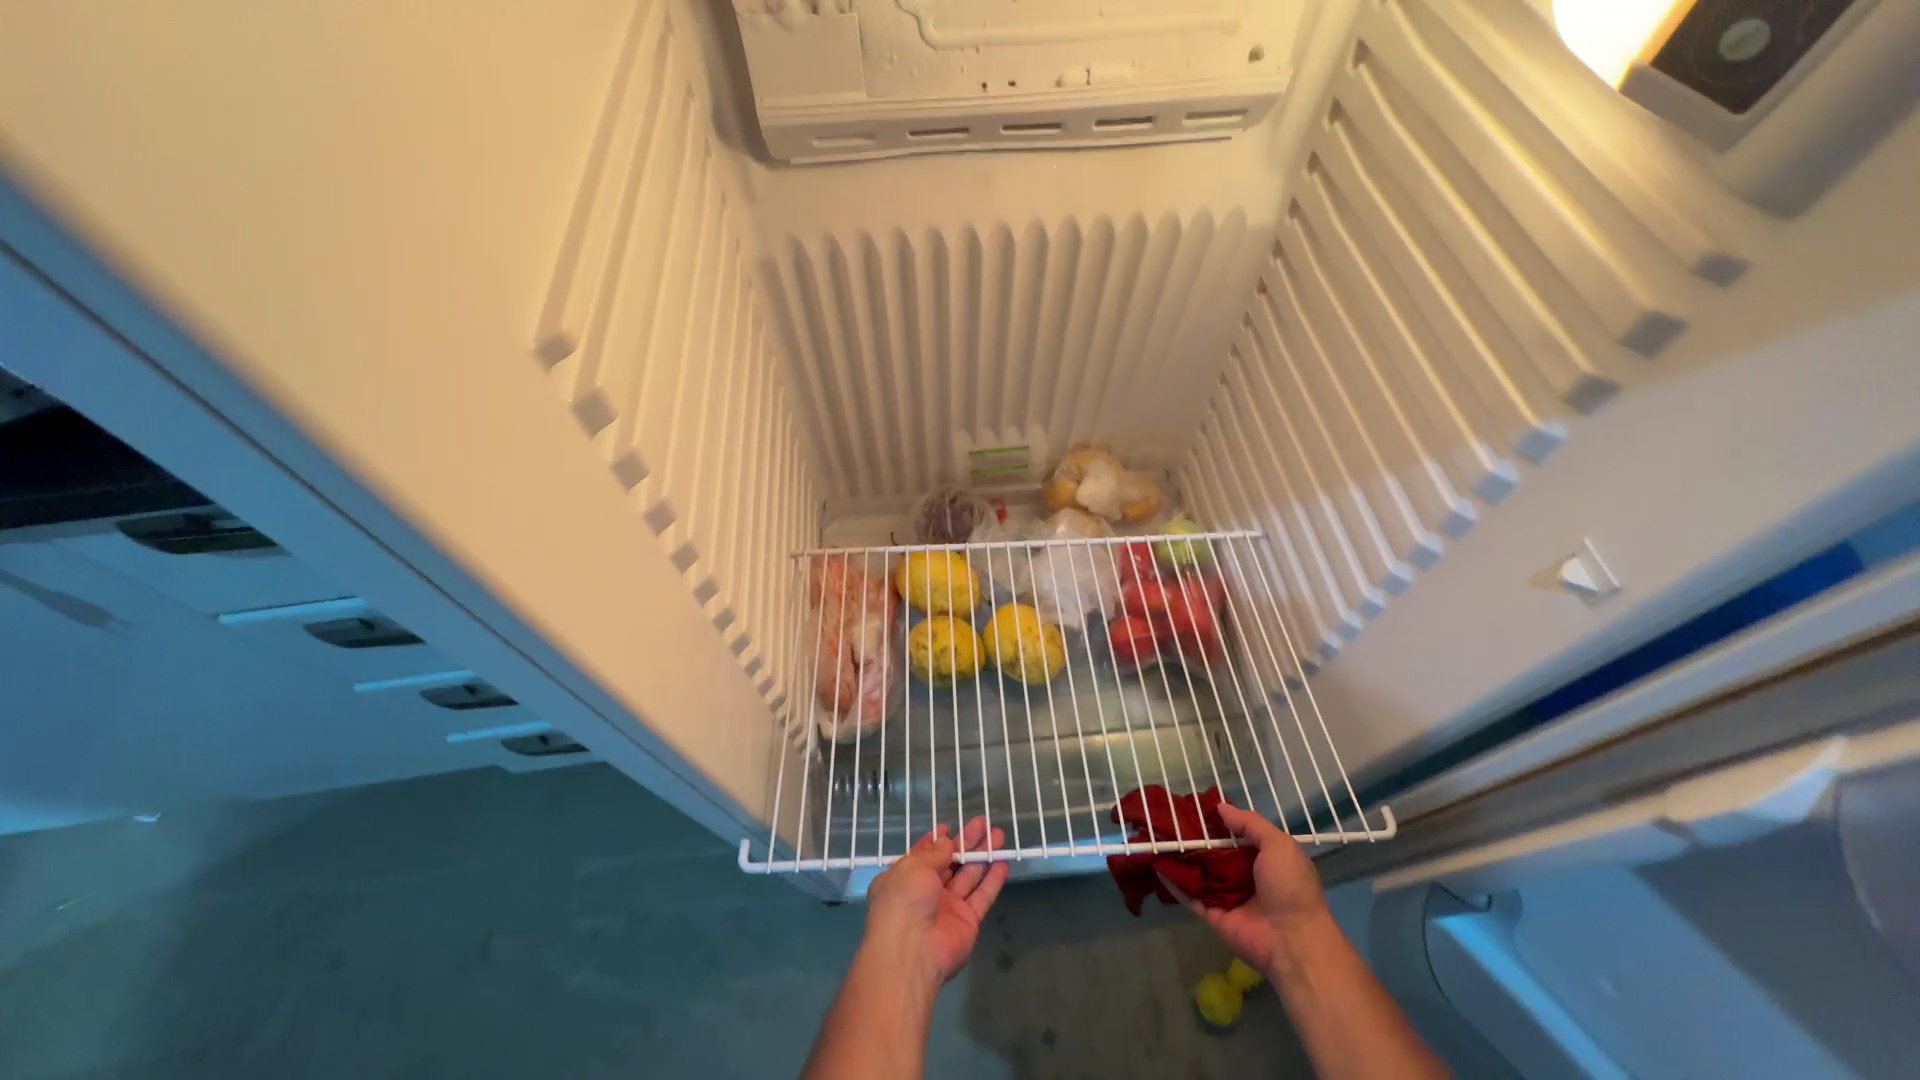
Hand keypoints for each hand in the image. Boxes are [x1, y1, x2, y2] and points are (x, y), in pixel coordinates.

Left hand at [862, 817, 1008, 987]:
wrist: (912, 950)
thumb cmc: (904, 900)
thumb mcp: (913, 867)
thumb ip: (934, 853)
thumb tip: (945, 840)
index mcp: (905, 877)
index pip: (923, 855)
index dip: (937, 841)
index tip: (950, 826)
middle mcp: (925, 891)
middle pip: (950, 862)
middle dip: (967, 842)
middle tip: (984, 822)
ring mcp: (948, 907)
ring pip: (969, 876)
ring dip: (983, 855)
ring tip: (999, 834)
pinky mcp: (967, 921)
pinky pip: (982, 896)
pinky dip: (993, 880)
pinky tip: (1003, 862)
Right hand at [1173, 802, 1329, 973]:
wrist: (1291, 939)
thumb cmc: (1289, 886)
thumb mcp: (1279, 845)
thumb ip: (1250, 824)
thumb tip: (1220, 807)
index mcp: (1263, 858)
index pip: (1234, 835)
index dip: (1216, 822)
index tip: (1193, 806)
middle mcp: (1243, 875)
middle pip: (1213, 852)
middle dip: (1194, 838)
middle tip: (1168, 820)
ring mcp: (1226, 896)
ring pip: (1198, 872)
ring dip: (1180, 858)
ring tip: (1156, 837)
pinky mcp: (1211, 914)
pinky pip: (1189, 896)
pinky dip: (1173, 882)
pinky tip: (1155, 865)